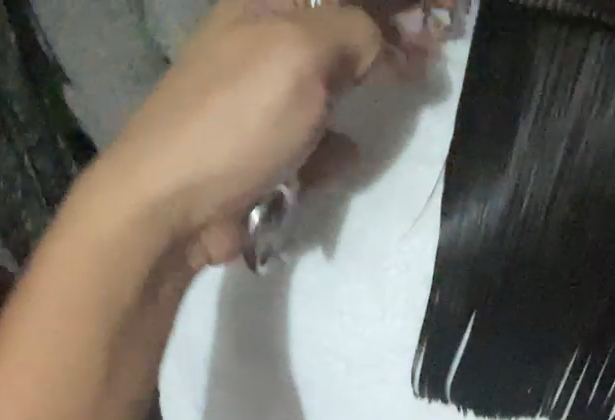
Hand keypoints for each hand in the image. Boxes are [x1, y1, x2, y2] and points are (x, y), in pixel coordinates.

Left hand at [70, 0, 418, 268]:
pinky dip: (328, 158)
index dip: (395, 2)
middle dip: (387, 42)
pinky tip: (321, 173)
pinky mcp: (267, 150)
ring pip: (335, 91)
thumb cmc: (235, 119)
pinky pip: (318, 144)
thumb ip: (352, 29)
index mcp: (268, 2)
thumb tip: (380, 38)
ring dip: (355, 108)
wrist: (172, 204)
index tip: (443, 8)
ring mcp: (265, 99)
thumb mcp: (299, 56)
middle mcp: (266, 40)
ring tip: (359, 132)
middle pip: (344, 30)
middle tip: (427, 57)